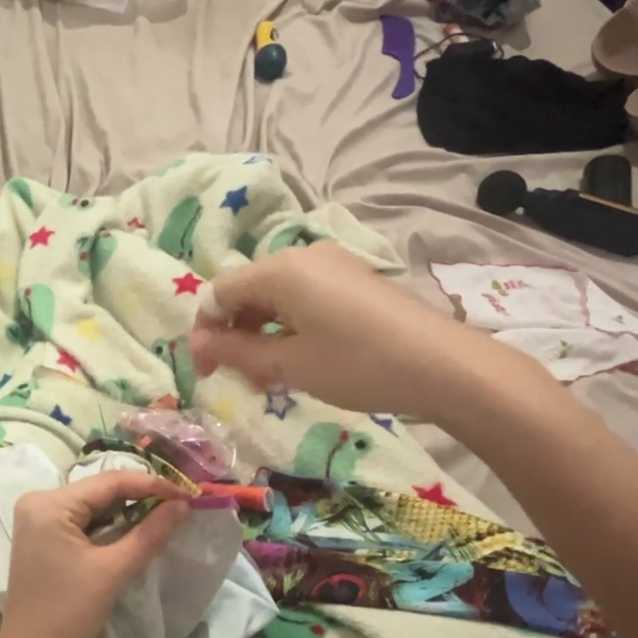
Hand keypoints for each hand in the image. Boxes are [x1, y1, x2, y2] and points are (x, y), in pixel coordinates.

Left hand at [0, 472, 187, 637]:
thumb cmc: (68, 614)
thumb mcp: (113, 571)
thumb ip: (150, 533)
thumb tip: (182, 505)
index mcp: (49, 503)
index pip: (109, 481)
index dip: (151, 485)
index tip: (187, 494)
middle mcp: (38, 502)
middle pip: (99, 490)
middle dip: (141, 496)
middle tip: (180, 503)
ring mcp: (37, 520)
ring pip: (92, 505)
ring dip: (127, 510)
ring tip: (165, 513)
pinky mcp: (42, 538)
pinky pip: (82, 520)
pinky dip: (109, 524)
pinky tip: (135, 529)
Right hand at [188, 243, 547, 424]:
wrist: (441, 365)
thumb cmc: (356, 364)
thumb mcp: (289, 364)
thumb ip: (236, 353)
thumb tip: (195, 346)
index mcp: (279, 270)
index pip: (220, 292)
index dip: (206, 332)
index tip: (206, 372)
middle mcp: (302, 256)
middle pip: (247, 292)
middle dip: (235, 335)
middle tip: (241, 380)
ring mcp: (332, 265)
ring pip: (275, 298)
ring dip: (262, 336)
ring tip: (271, 379)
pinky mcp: (353, 280)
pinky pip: (304, 299)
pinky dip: (290, 328)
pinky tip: (300, 361)